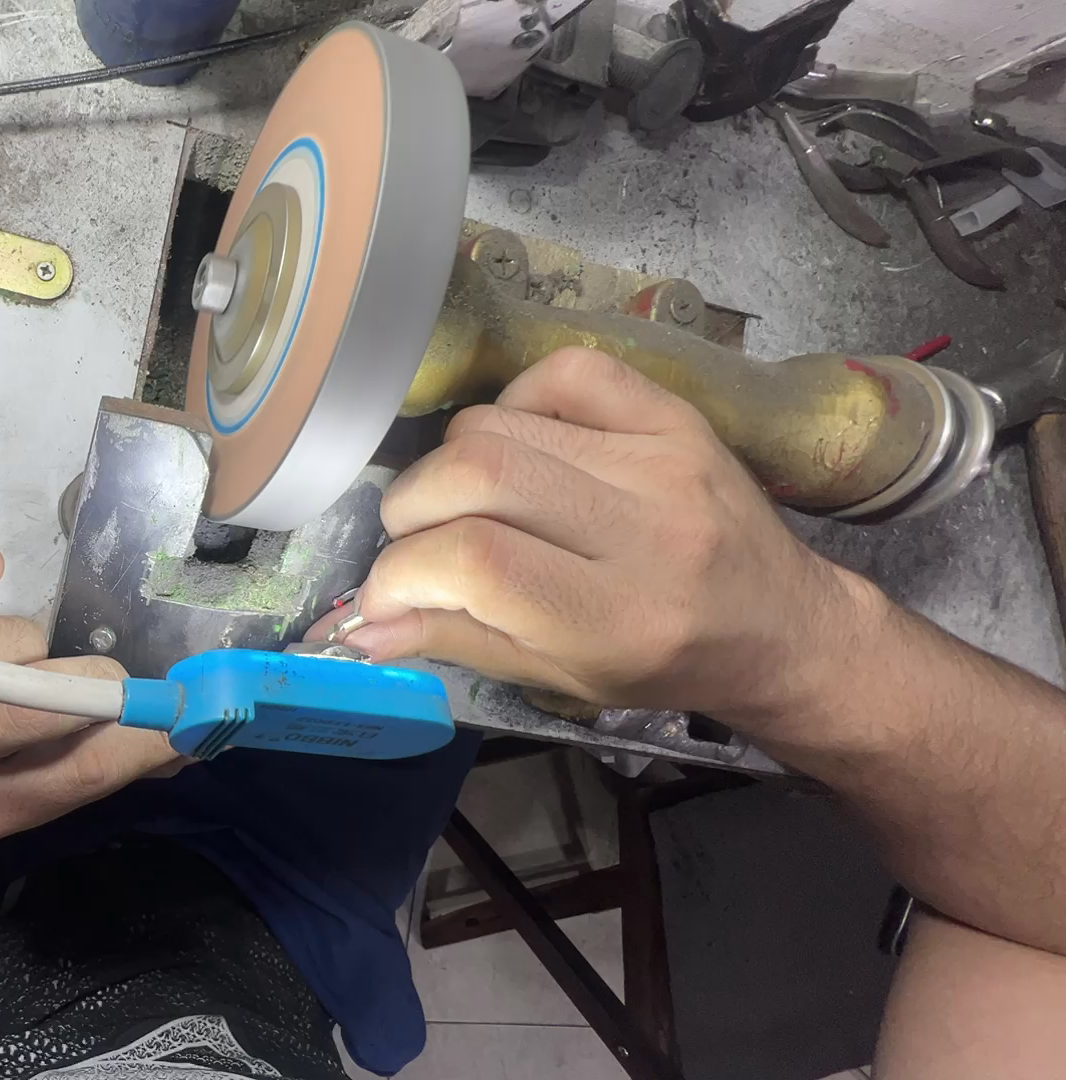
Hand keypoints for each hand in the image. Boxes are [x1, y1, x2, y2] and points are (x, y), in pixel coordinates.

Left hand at [0, 542, 183, 842]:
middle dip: (79, 684)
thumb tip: (187, 738)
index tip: (177, 703)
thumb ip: (117, 758)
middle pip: (12, 716)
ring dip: (14, 640)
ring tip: (34, 642)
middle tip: (110, 671)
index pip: (74, 775)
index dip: (135, 733)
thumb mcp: (52, 775)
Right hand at [310, 347, 874, 724]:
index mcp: (613, 615)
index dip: (398, 572)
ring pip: (496, 425)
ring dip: (446, 466)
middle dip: (408, 508)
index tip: (381, 594)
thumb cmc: (654, 664)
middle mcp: (644, 528)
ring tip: (463, 503)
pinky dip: (510, 406)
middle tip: (414, 541)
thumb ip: (447, 641)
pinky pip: (560, 374)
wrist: (780, 626)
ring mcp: (661, 458)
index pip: (472, 560)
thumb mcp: (547, 676)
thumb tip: (356, 627)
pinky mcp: (671, 415)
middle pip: (476, 473)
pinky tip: (516, 447)